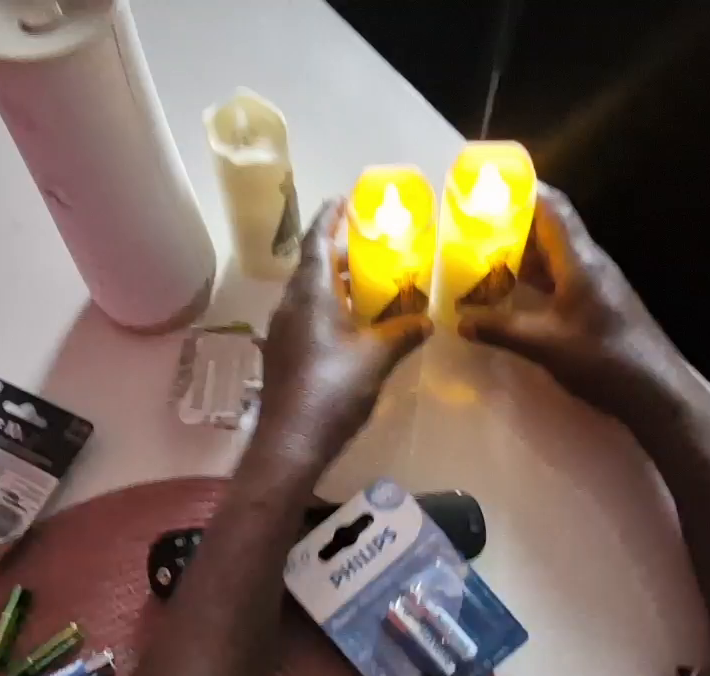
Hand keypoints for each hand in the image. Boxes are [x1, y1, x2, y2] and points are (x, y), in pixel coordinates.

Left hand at [256, 198, 432, 465]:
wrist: (291, 442)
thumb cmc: (332, 390)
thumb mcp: (376, 358)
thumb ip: (402, 333)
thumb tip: (429, 320)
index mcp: (309, 294)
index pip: (317, 241)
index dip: (330, 217)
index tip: (345, 199)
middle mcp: (288, 306)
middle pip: (310, 267)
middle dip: (336, 253)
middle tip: (366, 247)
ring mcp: (280, 333)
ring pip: (305, 296)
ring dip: (330, 285)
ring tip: (360, 284)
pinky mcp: (280, 357)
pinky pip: (303, 319)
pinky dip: (324, 311)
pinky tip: (345, 327)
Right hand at [456, 185, 694, 420]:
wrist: (653, 388)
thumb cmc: (602, 358)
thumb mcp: (544, 345)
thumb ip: (501, 330)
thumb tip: (461, 321)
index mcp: (579, 261)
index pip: (552, 209)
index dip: (524, 190)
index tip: (491, 186)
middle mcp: (589, 263)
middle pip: (550, 228)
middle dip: (513, 222)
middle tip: (474, 225)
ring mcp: (594, 283)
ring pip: (553, 254)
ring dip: (521, 252)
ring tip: (483, 255)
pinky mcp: (595, 303)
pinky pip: (558, 277)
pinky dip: (532, 277)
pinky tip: (511, 290)